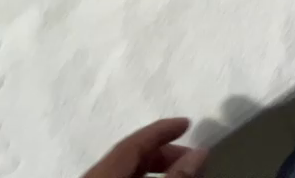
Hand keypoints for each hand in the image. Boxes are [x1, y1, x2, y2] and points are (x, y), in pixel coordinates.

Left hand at [81, 119, 208, 177]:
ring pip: (122, 169)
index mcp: (101, 170)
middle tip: (189, 155)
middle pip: (128, 154)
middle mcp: (92, 172)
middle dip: (161, 151)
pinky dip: (138, 177)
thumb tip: (202, 151)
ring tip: (177, 171)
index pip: (133, 140)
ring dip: (152, 166)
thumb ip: (175, 176)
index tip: (188, 122)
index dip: (162, 128)